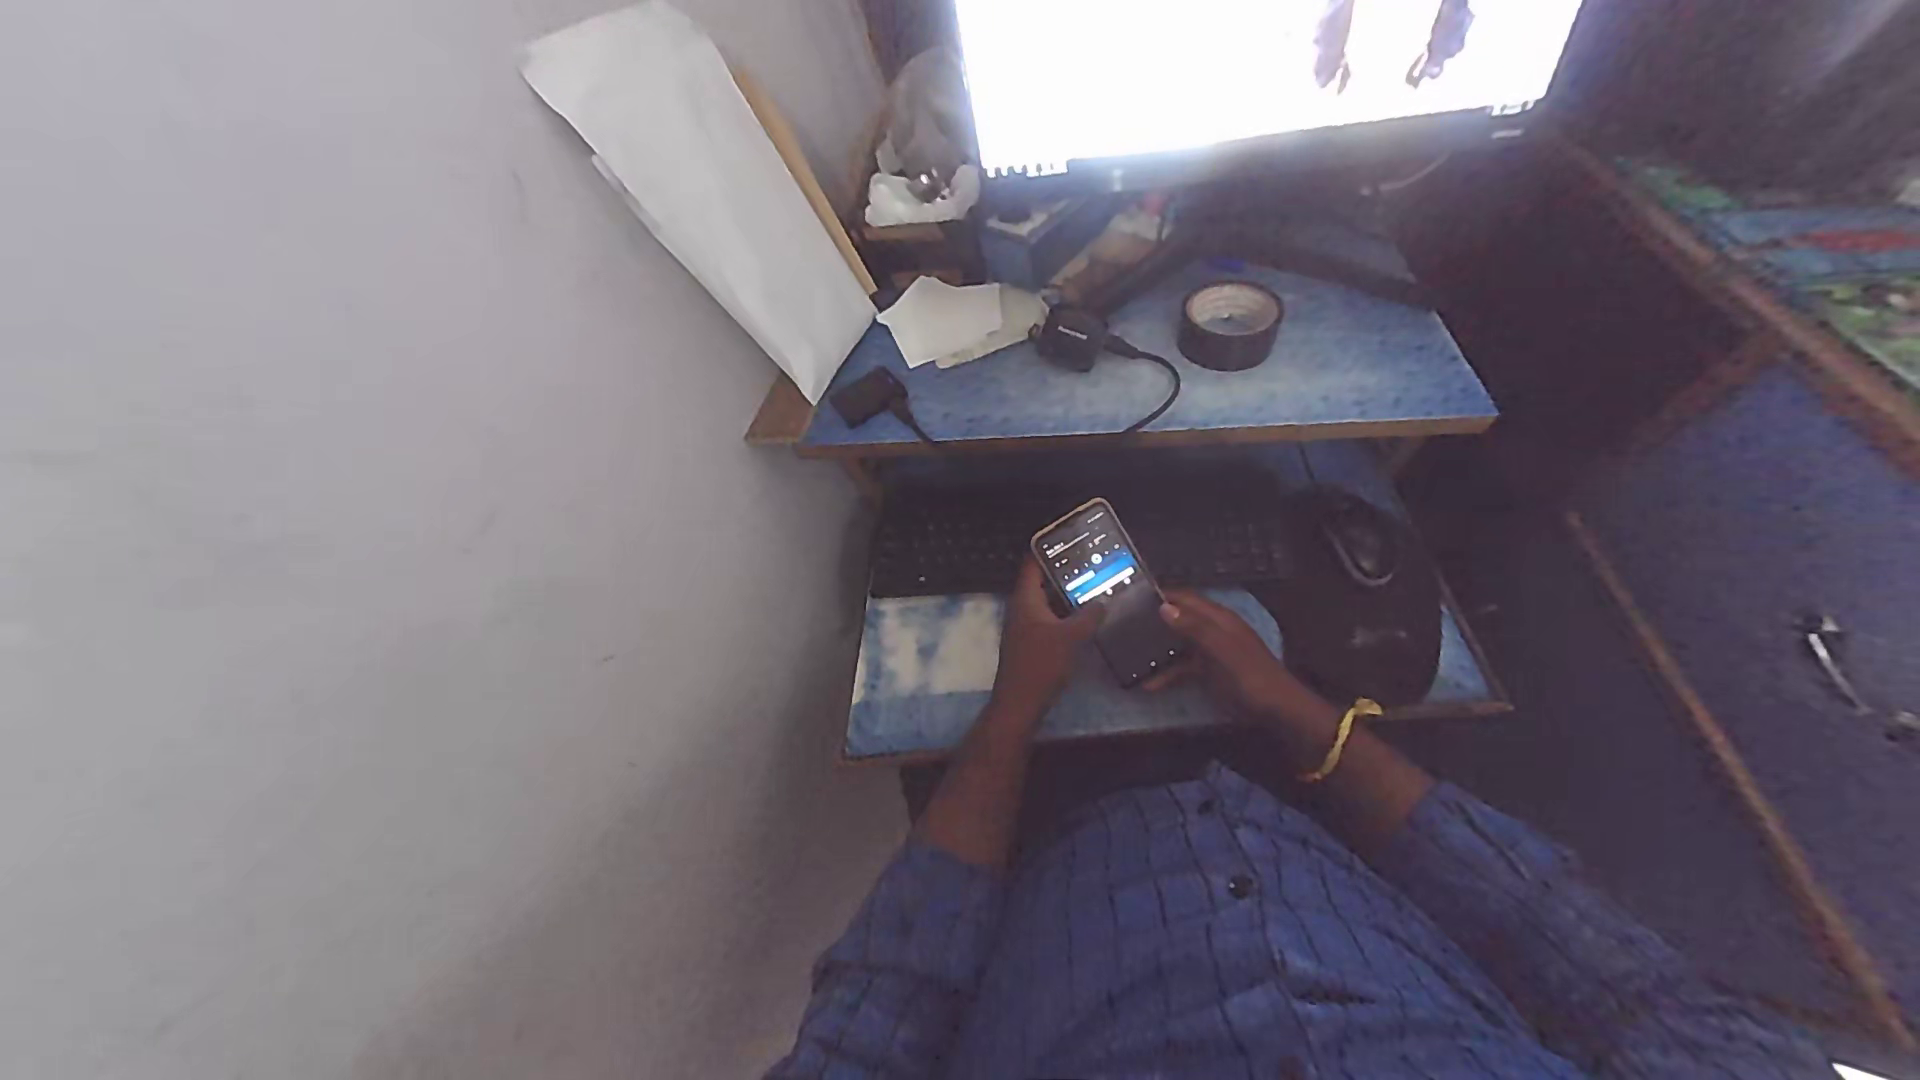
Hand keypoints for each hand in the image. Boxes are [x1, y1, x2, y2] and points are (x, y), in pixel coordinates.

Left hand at [990, 560, 1103, 713]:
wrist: (1021, 703)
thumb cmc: (1041, 664)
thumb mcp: (1070, 637)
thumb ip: (1088, 615)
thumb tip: (1103, 600)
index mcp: (1025, 599)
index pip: (1032, 563)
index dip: (1048, 548)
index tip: (1070, 538)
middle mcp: (1022, 608)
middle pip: (1041, 581)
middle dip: (1064, 571)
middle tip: (1091, 561)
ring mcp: (1025, 625)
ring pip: (1047, 601)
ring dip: (1067, 594)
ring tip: (1095, 584)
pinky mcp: (1032, 641)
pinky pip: (1050, 618)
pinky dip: (1065, 613)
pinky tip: (1086, 615)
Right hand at [1145, 589, 1311, 723]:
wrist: (1277, 710)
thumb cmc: (1250, 676)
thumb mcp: (1221, 650)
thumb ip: (1194, 628)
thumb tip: (1163, 606)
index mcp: (1219, 618)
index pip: (1186, 598)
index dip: (1162, 594)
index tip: (1132, 596)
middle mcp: (1213, 629)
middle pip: (1180, 618)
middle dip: (1155, 620)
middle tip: (1125, 624)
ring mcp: (1211, 650)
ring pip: (1179, 643)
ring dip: (1158, 649)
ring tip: (1131, 653)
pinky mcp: (1210, 671)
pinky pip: (1184, 667)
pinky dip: (1168, 673)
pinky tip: (1150, 684)